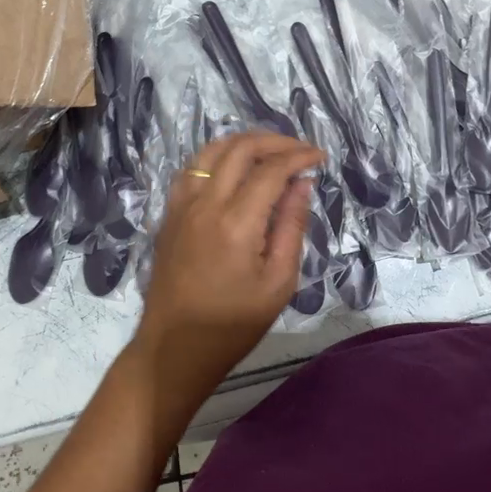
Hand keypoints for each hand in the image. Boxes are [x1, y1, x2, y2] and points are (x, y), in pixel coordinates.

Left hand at [134, 132, 321, 388]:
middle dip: (275, 141)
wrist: (174, 350)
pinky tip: (234, 169)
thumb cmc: (233, 325)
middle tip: (300, 152)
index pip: (271, 169)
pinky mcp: (169, 214)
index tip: (320, 157)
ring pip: (211, 150)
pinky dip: (218, 157)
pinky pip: (192, 168)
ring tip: (270, 153)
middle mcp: (205, 204)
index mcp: (236, 223)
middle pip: (240, 148)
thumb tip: (302, 184)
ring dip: (244, 143)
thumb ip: (291, 227)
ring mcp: (182, 206)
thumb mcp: (278, 283)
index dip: (299, 156)